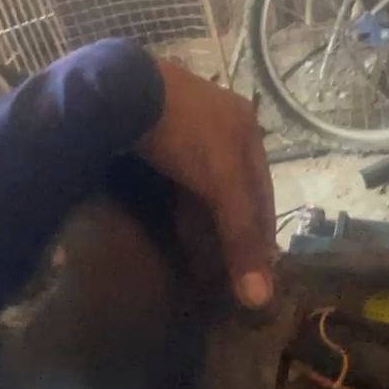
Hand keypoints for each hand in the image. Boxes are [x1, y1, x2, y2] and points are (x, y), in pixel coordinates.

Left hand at [138, 60, 275, 309]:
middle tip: (229, 265)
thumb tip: (261, 299)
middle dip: (233, 224)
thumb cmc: (185, 133)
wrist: (124, 89)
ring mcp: (187, 120)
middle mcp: (223, 120)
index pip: (264, 190)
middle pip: (235, 185)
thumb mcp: (220, 181)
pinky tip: (175, 215)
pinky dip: (181, 197)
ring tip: (201, 247)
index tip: (258, 272)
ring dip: (205, 213)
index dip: (262, 231)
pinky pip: (178, 172)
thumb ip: (241, 235)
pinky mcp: (155, 126)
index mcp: (247, 124)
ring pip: (205, 179)